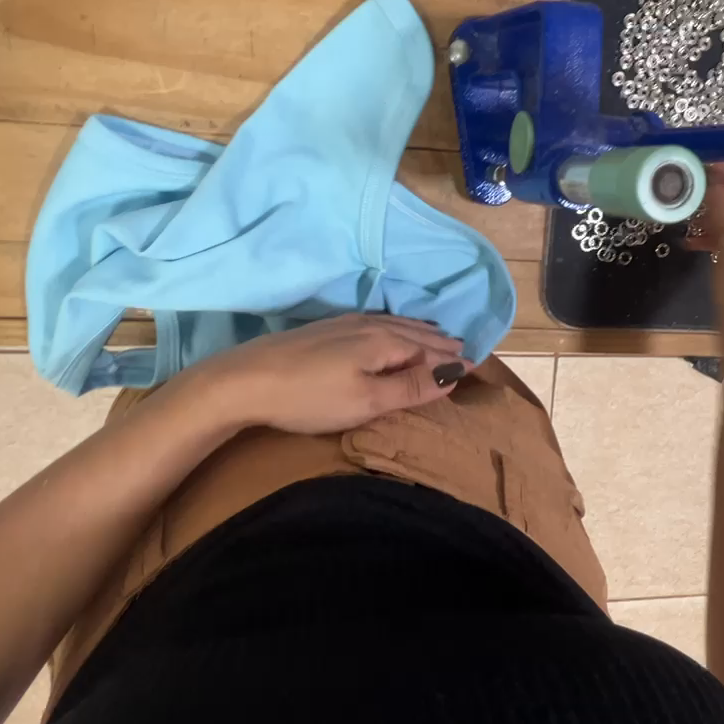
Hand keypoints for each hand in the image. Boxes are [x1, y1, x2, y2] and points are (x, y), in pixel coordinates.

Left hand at [177, 315, 474, 434]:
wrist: (246, 380)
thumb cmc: (311, 397)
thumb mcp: (366, 400)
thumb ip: (410, 387)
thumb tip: (453, 374)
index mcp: (384, 341)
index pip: (430, 350)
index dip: (453, 360)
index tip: (478, 366)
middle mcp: (369, 325)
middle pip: (415, 333)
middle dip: (441, 343)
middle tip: (466, 350)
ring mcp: (345, 325)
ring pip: (395, 325)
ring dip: (421, 333)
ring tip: (438, 338)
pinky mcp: (326, 331)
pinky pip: (378, 324)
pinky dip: (397, 329)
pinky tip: (390, 332)